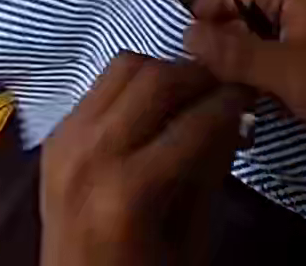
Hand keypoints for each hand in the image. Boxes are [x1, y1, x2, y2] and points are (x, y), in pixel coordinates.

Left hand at [40, 52, 249, 265]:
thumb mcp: (192, 240)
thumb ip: (213, 169)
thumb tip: (237, 111)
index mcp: (128, 194)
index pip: (194, 122)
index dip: (230, 101)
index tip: (249, 90)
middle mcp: (92, 155)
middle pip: (156, 79)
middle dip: (198, 75)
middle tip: (222, 83)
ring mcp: (67, 139)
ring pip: (125, 66)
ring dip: (163, 70)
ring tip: (187, 91)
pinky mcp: (56, 133)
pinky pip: (101, 83)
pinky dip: (132, 83)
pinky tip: (151, 104)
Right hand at [184, 0, 305, 150]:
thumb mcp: (286, 72)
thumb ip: (234, 53)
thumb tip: (185, 35)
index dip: (200, 22)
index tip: (177, 61)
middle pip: (234, 14)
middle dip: (216, 47)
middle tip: (193, 86)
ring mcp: (296, 25)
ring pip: (247, 38)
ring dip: (233, 65)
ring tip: (212, 97)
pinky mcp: (302, 52)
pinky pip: (264, 55)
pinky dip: (252, 75)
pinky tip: (240, 102)